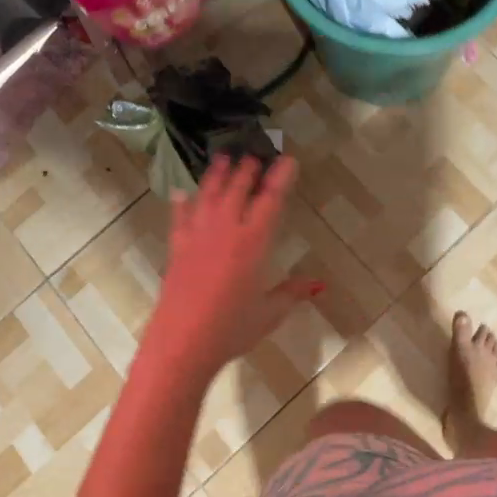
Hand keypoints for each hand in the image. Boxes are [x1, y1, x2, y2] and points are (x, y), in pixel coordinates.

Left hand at [140, 156, 316, 377]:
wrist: (183, 341)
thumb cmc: (232, 328)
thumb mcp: (269, 313)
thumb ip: (293, 293)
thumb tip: (319, 284)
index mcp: (253, 242)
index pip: (271, 200)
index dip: (280, 178)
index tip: (287, 159)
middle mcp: (225, 230)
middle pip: (237, 190)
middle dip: (246, 170)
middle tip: (253, 155)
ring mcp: (197, 236)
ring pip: (208, 196)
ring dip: (216, 176)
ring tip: (222, 159)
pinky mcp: (177, 248)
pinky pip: (180, 218)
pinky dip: (182, 204)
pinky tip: (182, 193)